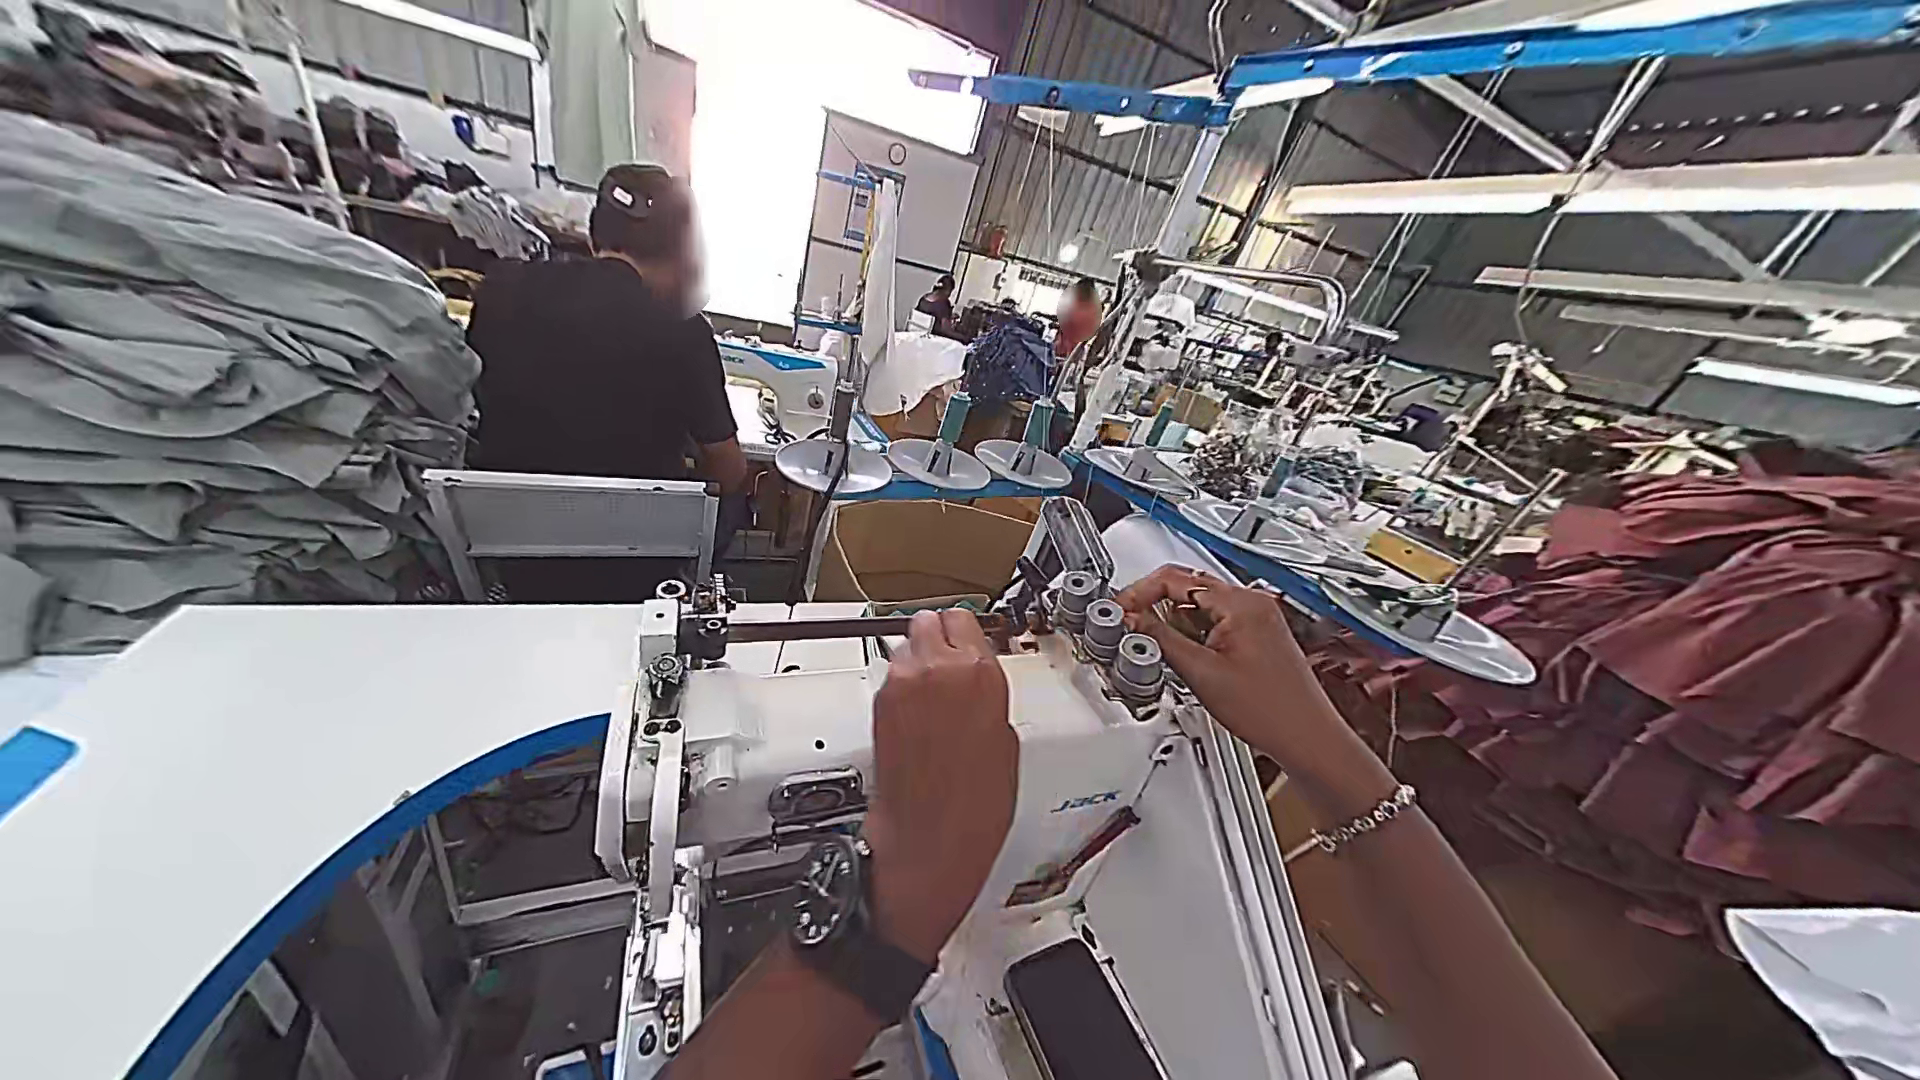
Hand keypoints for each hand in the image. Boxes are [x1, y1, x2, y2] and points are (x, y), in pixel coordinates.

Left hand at [864, 609, 1017, 963]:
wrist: (929, 839)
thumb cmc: (974, 804)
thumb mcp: (1006, 736)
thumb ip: (988, 691)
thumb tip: (977, 677)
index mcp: (978, 672)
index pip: (964, 617)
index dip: (967, 632)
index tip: (969, 640)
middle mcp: (935, 669)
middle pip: (929, 619)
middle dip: (940, 636)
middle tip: (951, 661)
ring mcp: (902, 684)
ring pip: (908, 645)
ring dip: (920, 660)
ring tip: (935, 696)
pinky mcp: (879, 703)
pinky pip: (894, 676)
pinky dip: (905, 685)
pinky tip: (920, 716)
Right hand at [1114, 565, 1395, 818]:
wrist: (1308, 739)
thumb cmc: (1270, 711)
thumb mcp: (1200, 672)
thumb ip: (1159, 638)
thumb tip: (1130, 618)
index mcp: (1241, 603)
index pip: (1175, 579)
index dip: (1140, 592)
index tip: (1121, 607)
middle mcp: (1251, 603)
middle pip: (1186, 586)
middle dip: (1153, 603)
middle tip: (1128, 622)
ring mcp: (1255, 617)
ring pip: (1196, 604)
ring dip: (1171, 619)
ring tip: (1154, 643)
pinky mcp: (1255, 633)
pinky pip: (1211, 620)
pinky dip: (1190, 631)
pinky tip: (1181, 653)